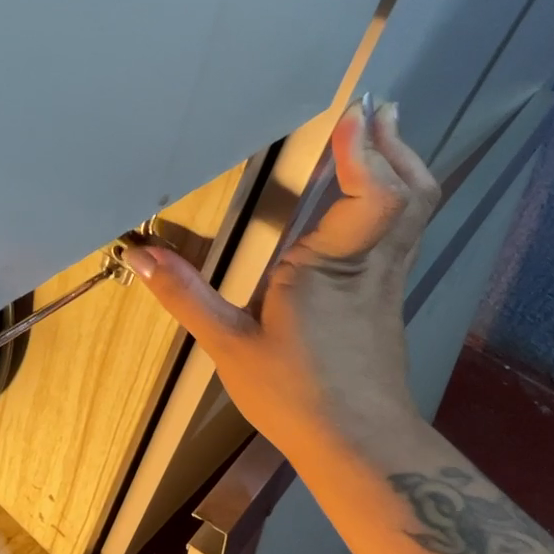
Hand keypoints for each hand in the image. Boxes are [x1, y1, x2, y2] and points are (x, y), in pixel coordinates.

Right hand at [122, 102, 439, 450]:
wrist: (361, 446)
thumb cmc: (294, 394)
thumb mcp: (229, 344)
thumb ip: (185, 294)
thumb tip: (138, 254)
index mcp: (331, 267)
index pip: (373, 194)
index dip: (366, 150)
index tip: (352, 113)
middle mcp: (370, 264)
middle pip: (407, 190)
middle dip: (394, 145)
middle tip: (377, 106)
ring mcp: (387, 281)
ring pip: (414, 210)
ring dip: (403, 165)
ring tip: (383, 135)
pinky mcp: (387, 299)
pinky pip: (404, 230)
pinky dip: (397, 196)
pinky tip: (376, 196)